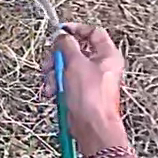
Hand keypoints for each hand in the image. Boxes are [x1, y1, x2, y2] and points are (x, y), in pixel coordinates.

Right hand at [44, 23, 128, 155]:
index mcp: (107, 55)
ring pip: (67, 66)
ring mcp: (90, 79)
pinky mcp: (81, 92)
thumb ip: (66, 45)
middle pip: (75, 50)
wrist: (92, 128)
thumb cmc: (90, 97)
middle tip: (50, 62)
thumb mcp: (75, 63)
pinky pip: (65, 80)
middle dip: (58, 56)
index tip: (60, 32)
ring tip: (51, 83)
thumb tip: (61, 36)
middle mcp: (101, 66)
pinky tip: (52, 92)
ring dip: (54, 73)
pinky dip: (56, 84)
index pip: (93, 32)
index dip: (76, 29)